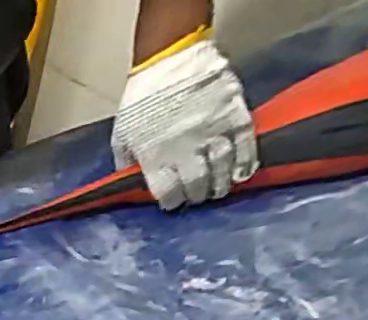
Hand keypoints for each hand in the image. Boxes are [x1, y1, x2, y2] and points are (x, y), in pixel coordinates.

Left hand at [111, 39, 257, 210]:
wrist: (169, 66)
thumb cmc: (139, 105)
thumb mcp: (121, 140)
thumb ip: (127, 162)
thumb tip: (128, 181)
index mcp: (155, 158)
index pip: (166, 190)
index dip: (171, 201)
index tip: (173, 205)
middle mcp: (185, 149)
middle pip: (196, 181)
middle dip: (196, 195)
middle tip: (198, 199)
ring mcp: (212, 131)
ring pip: (222, 165)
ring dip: (222, 182)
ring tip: (220, 191)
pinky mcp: (235, 114)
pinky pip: (244, 142)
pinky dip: (246, 161)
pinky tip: (245, 173)